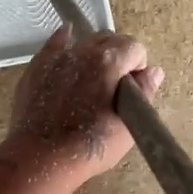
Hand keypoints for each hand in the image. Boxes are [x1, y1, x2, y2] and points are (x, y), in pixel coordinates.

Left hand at [8, 26, 162, 176]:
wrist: (42, 157)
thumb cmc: (90, 145)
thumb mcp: (127, 125)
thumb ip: (144, 93)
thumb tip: (153, 71)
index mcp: (110, 61)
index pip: (135, 47)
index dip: (138, 66)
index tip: (134, 87)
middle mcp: (85, 50)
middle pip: (110, 39)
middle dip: (119, 55)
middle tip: (116, 84)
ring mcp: (59, 56)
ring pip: (85, 40)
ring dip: (95, 51)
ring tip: (94, 75)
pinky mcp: (39, 66)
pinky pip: (56, 42)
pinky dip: (65, 39)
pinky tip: (68, 37)